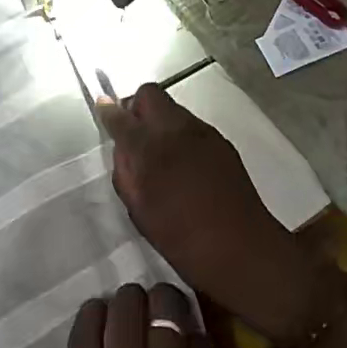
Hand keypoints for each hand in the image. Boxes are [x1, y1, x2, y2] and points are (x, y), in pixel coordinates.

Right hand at [95, 84, 334, 341]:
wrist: (243, 252)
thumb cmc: (180, 237)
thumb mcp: (138, 207)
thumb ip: (125, 169)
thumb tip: (121, 146)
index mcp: (149, 147)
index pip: (120, 115)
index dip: (108, 111)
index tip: (104, 112)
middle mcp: (176, 128)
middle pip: (150, 94)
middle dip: (137, 108)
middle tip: (135, 136)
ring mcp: (203, 132)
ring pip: (172, 109)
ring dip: (160, 122)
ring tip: (162, 154)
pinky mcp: (222, 142)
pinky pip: (192, 126)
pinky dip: (181, 135)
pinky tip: (185, 165)